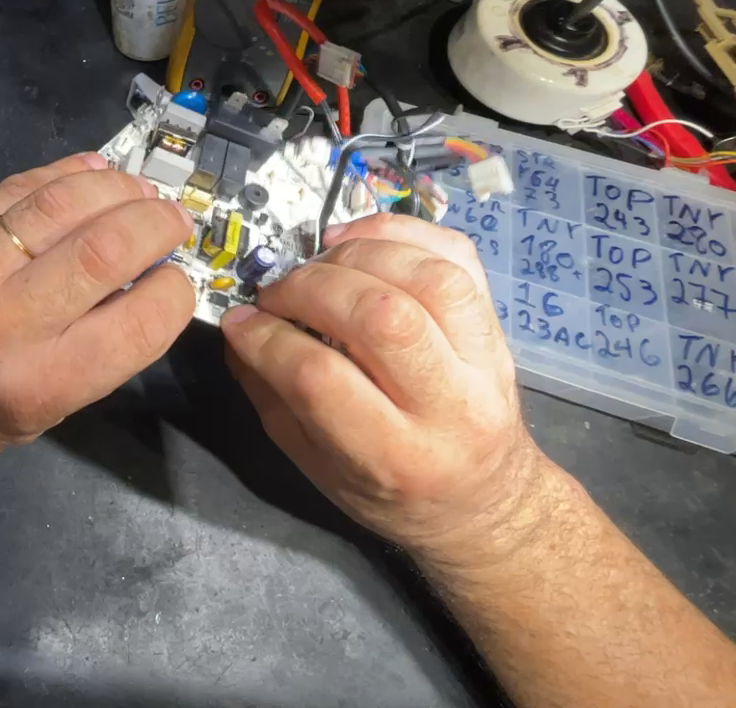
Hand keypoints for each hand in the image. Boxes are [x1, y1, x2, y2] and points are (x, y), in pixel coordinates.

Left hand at [0, 153, 194, 466]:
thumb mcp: (42, 413)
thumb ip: (97, 353)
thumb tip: (148, 280)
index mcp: (39, 381)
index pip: (136, 323)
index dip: (174, 294)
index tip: (177, 280)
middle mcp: (7, 319)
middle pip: (104, 251)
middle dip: (156, 226)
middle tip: (174, 221)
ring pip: (60, 206)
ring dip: (116, 189)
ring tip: (141, 191)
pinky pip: (16, 187)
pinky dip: (64, 173)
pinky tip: (93, 172)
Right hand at [222, 214, 563, 566]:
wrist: (483, 502)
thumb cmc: (382, 489)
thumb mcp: (307, 457)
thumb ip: (268, 389)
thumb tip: (238, 325)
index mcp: (393, 456)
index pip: (320, 377)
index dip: (266, 337)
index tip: (239, 321)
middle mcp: (450, 408)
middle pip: (379, 317)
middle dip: (307, 289)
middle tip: (276, 293)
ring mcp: (486, 362)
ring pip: (427, 278)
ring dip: (355, 254)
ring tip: (318, 263)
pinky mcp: (497, 326)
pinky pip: (457, 255)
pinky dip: (400, 232)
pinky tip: (356, 240)